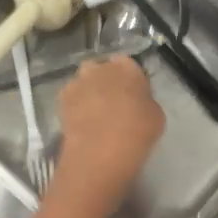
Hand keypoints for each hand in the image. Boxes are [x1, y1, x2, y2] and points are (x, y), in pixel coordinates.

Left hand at [55, 56, 163, 205]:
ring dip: (89, 94)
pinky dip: (76, 107)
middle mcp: (100, 67)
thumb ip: (145, 101)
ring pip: (85, 83)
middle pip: (103, 70)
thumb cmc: (137, 132)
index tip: (132, 97)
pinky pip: (72, 98)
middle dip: (106, 82)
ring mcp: (78, 82)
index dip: (130, 81)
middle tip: (113, 105)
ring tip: (96, 116)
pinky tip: (83, 123)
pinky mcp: (61, 100)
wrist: (100, 151)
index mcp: (127, 66)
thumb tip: (136, 103)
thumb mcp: (156, 115)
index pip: (129, 66)